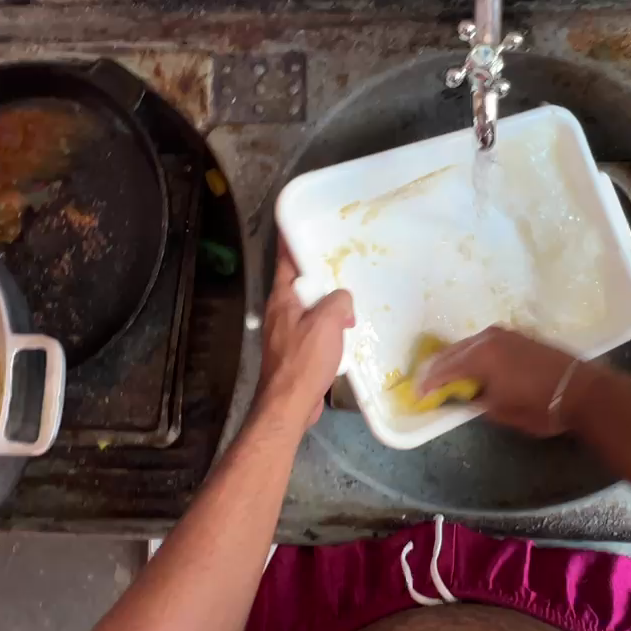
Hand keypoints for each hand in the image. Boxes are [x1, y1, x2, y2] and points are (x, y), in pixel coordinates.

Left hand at [255, 246, 353, 433]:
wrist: (289, 404)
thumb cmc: (304, 360)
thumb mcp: (328, 322)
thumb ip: (339, 301)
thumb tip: (343, 301)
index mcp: (282, 298)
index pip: (287, 259)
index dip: (294, 240)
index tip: (304, 225)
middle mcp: (280, 311)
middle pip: (302, 284)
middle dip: (322, 277)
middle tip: (345, 267)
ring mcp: (285, 332)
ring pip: (310, 309)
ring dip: (329, 307)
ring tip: (351, 305)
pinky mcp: (293, 352)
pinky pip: (314, 330)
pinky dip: (329, 329)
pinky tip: (345, 335)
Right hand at [419, 326, 597, 436]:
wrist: (582, 390)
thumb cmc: (540, 406)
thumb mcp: (500, 411)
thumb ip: (475, 401)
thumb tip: (462, 397)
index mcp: (480, 356)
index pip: (443, 369)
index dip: (428, 384)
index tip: (418, 396)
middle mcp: (488, 338)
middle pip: (453, 351)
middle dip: (437, 368)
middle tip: (425, 383)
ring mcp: (505, 334)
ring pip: (469, 344)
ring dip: (455, 358)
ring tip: (445, 374)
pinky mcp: (519, 335)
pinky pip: (485, 342)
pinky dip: (473, 353)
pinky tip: (471, 364)